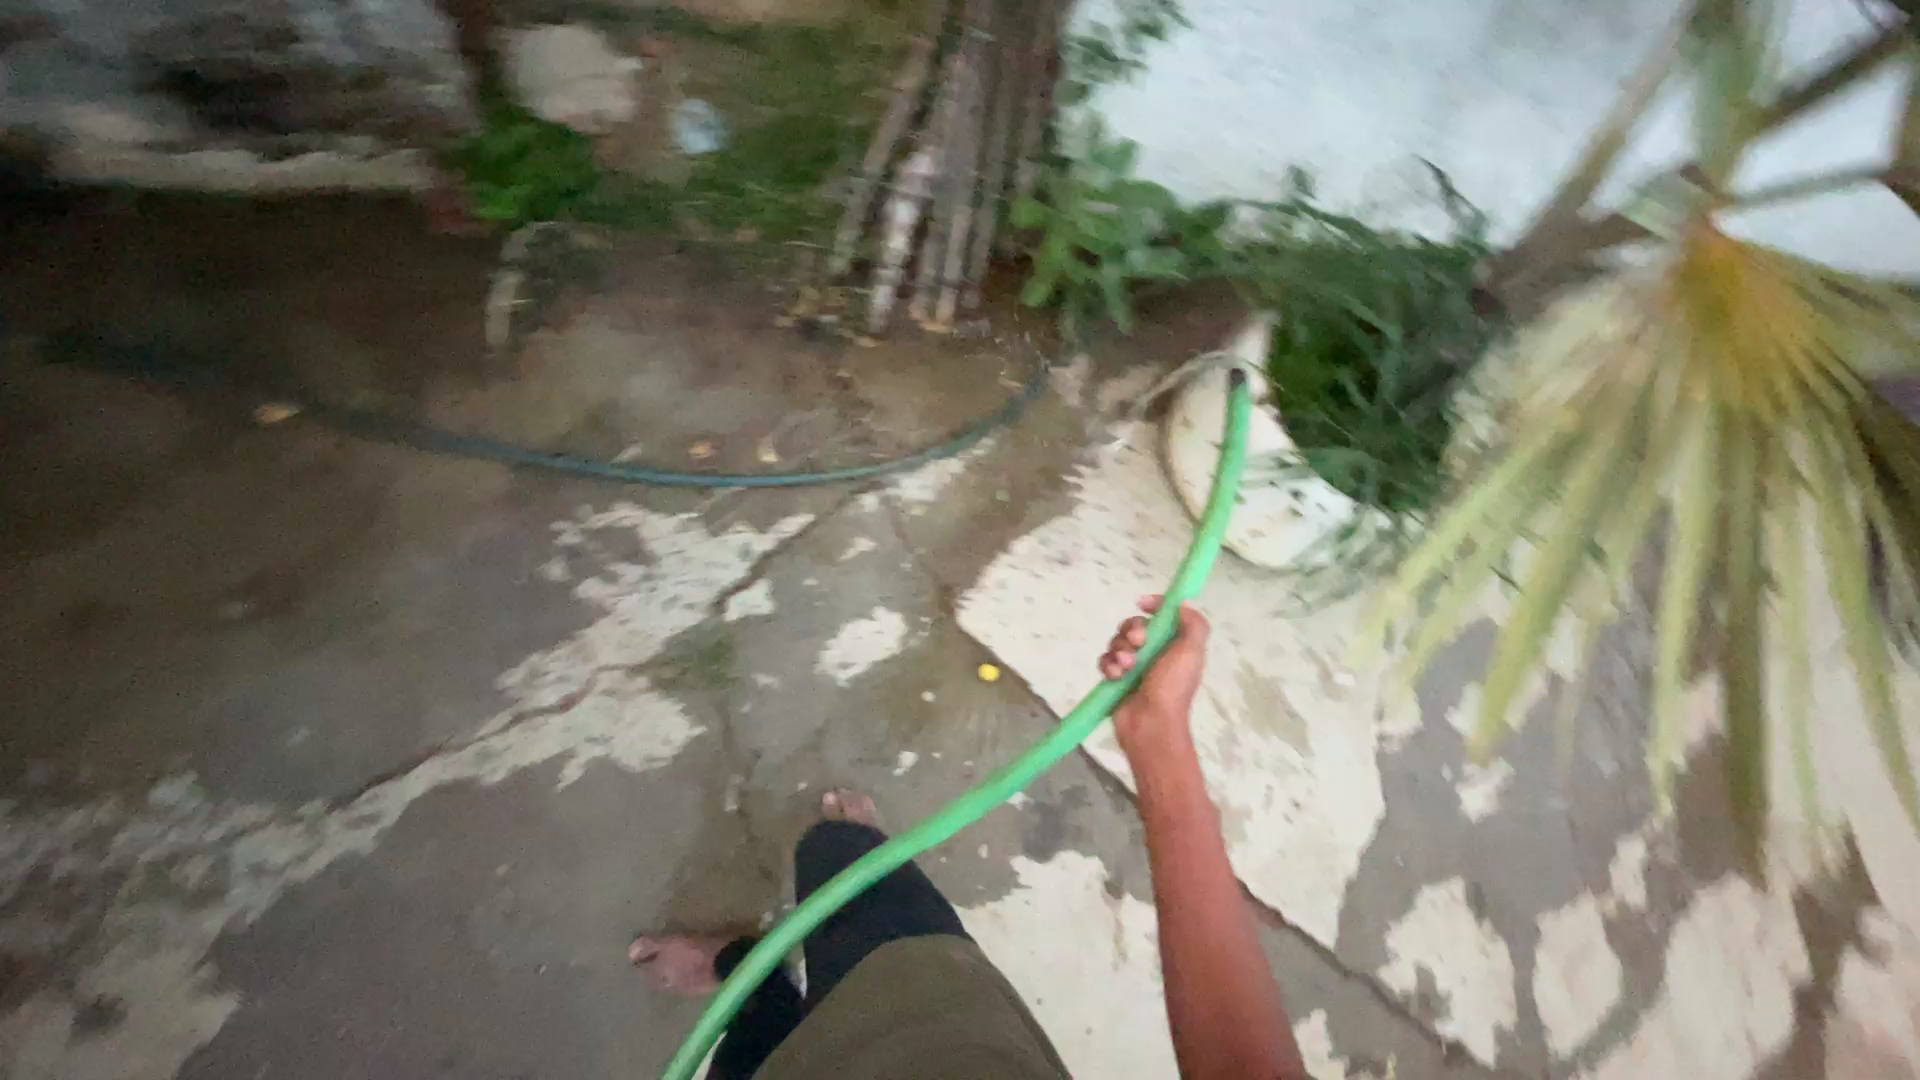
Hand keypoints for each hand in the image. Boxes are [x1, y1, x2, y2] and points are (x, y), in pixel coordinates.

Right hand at [1098, 596, 1208, 765]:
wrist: (1151, 724)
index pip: (1163, 614)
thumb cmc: (1173, 687)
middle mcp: (1155, 652)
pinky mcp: (1116, 678)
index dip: (1154, 605)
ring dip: (1119, 651)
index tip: (1143, 604)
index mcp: (1175, 644)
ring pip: (1117, 642)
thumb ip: (1193, 624)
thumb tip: (1181, 603)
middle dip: (1132, 631)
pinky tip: (1115, 677)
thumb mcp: (1192, 652)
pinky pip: (1105, 660)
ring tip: (1126, 668)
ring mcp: (1134, 666)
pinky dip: (1108, 666)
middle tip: (1138, 643)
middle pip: (1134, 625)